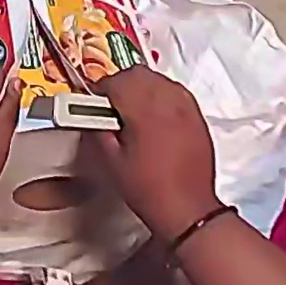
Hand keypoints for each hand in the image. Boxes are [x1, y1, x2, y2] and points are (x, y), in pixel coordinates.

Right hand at [84, 66, 220, 240]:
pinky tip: (155, 114)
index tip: (93, 105)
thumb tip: (88, 115)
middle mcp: (166, 101)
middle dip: (120, 84)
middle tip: (111, 106)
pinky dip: (160, 93)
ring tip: (133, 109)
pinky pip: (174, 90)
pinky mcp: (197, 115)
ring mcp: (185, 106)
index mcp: (143, 110)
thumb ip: (98, 131)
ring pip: (156, 78)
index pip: (115, 81)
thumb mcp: (112, 162)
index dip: (100, 92)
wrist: (189, 211)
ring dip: (140, 86)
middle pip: (136, 73)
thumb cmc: (147, 188)